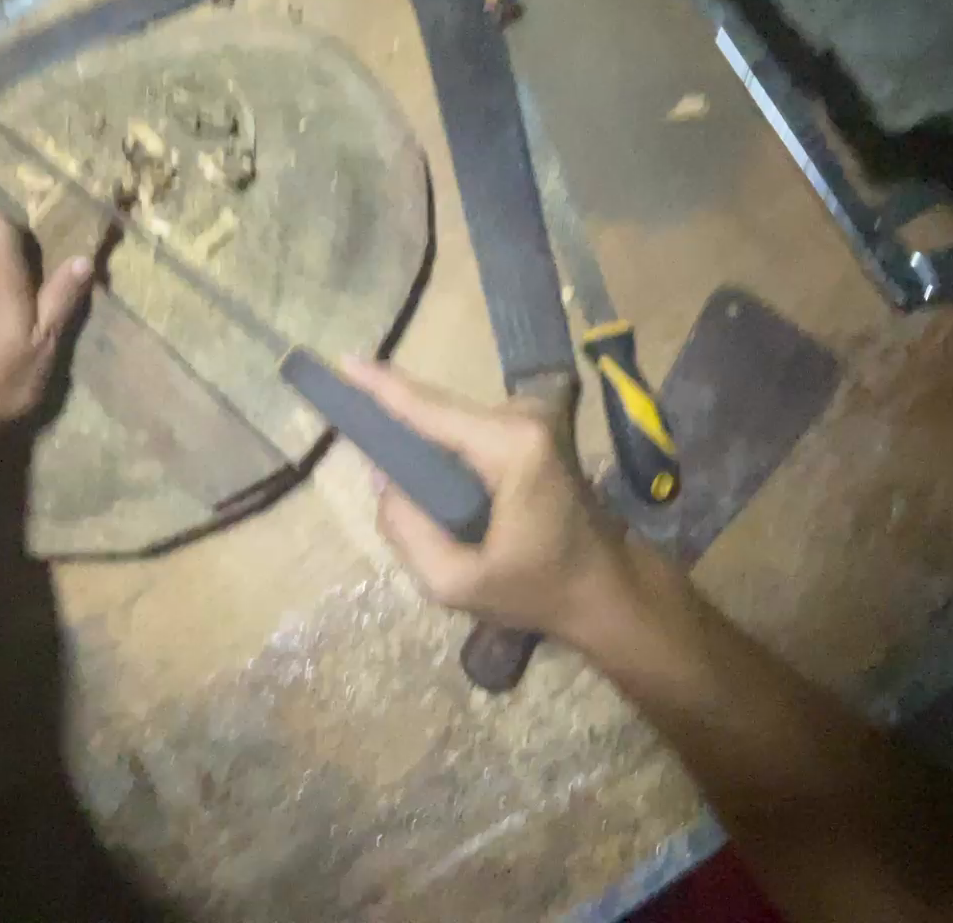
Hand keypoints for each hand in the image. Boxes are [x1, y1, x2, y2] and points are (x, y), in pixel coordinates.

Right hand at [343, 359, 634, 640]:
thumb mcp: (456, 583)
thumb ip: (406, 531)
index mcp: (510, 447)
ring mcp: (531, 419)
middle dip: (394, 429)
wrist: (609, 588)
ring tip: (420, 499)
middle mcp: (522, 418)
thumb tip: (384, 480)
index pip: (429, 409)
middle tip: (364, 458)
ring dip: (422, 451)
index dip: (379, 386)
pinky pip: (466, 433)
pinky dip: (443, 455)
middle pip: (436, 412)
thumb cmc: (539, 589)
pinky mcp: (532, 429)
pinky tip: (444, 493)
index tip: (342, 362)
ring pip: (449, 425)